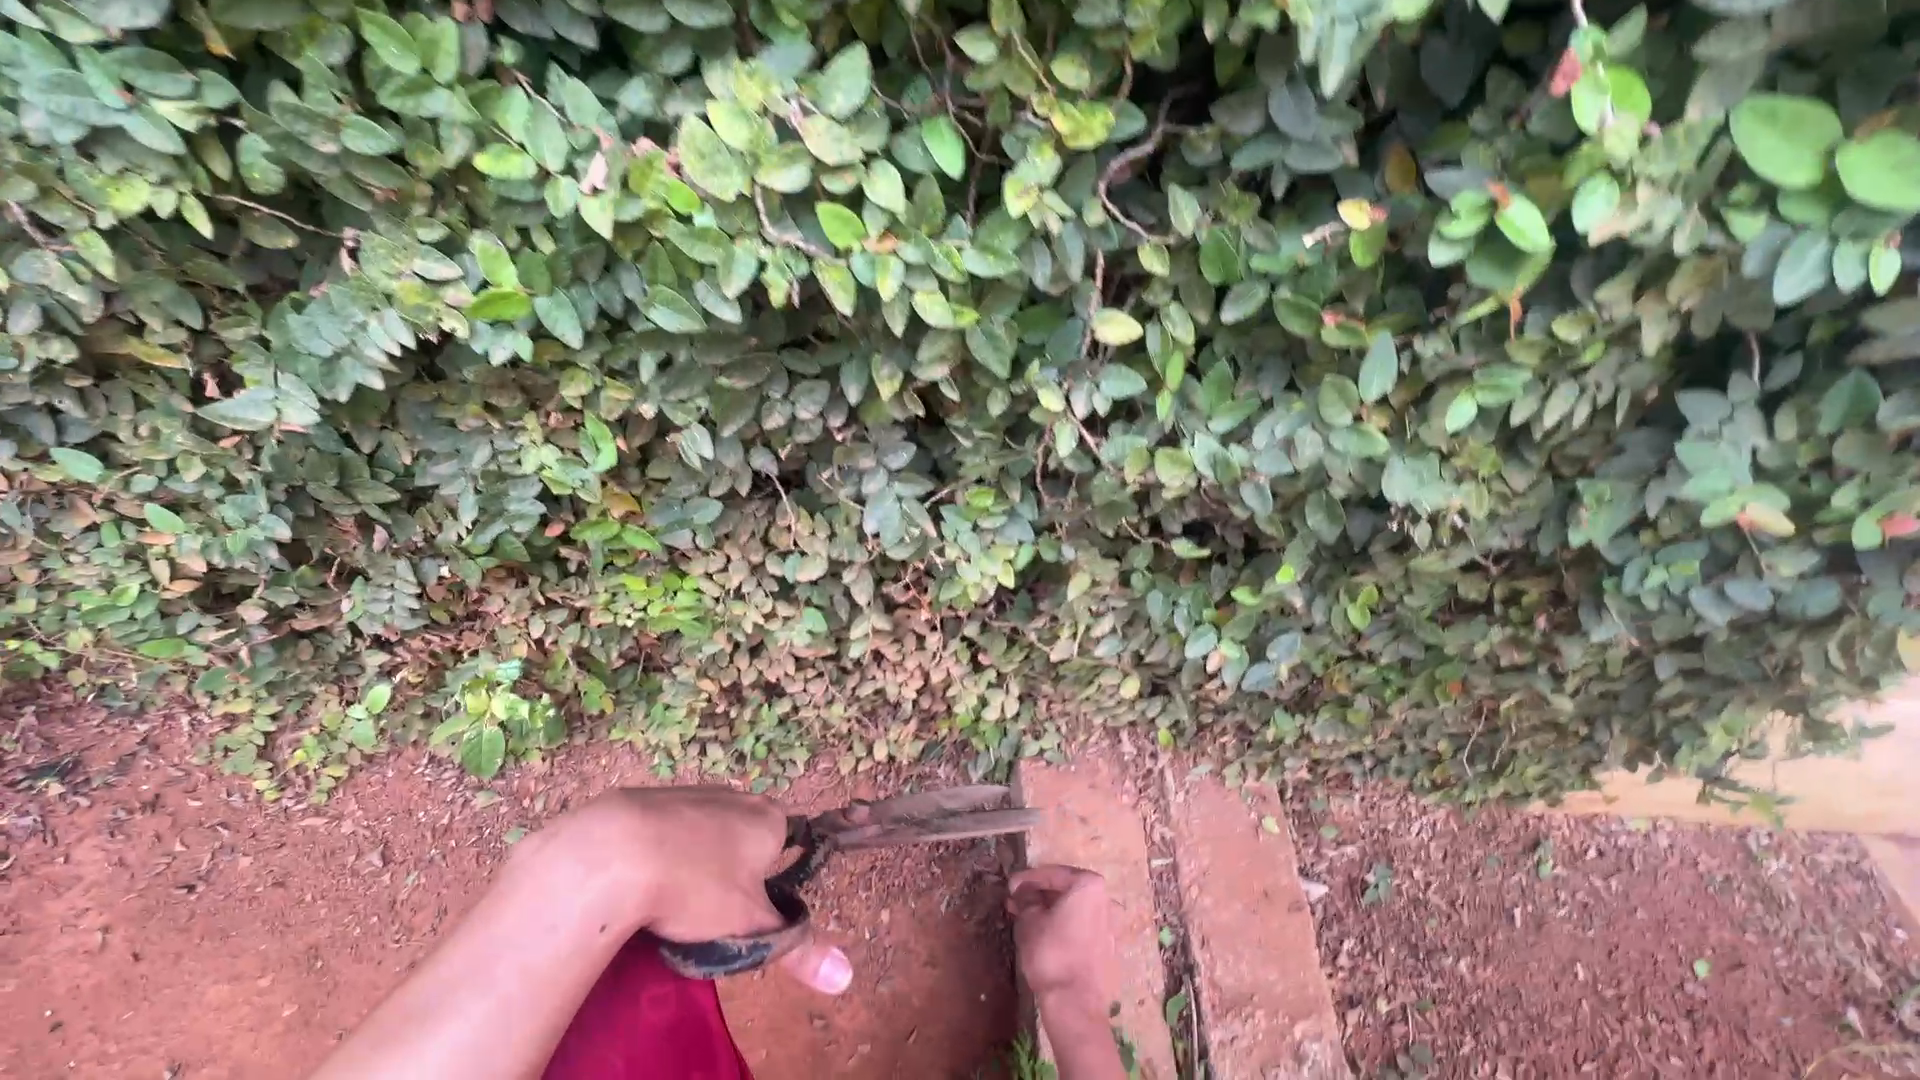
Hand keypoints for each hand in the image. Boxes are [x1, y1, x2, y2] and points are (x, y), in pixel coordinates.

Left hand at [527, 787, 852, 993]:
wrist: (613, 851)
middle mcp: (737, 796)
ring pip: (703, 833)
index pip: (786, 846)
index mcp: (769, 818)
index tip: (744, 909)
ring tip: (670, 900)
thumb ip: (797, 948)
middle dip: (732, 872)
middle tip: (708, 910)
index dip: (768, 881)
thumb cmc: (696, 886)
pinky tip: (641, 879)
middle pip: (744, 839)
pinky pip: (665, 829)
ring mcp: (692, 792)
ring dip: (694, 861)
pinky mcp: (650, 797)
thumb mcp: (751, 925)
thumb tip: (845, 979)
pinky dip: (659, 851)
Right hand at [1008, 865, 1112, 1008]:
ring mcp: (1112, 927)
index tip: (1010, 886)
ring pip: (1075, 911)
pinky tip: (1046, 936)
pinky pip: (1083, 930)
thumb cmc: (1051, 953)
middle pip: (1067, 891)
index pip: (1053, 874)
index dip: (1028, 879)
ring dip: (1051, 912)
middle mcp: (1107, 901)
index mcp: (1090, 886)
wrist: (1076, 1005)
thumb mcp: (1029, 921)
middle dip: (1040, 895)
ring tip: (1026, 919)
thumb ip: (1026, 899)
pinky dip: (1065, 928)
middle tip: (1016, 901)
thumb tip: (1025, 892)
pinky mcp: (1110, 950)